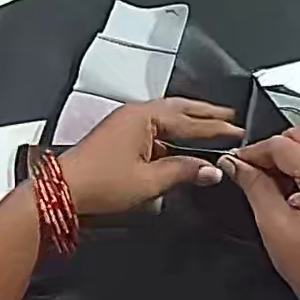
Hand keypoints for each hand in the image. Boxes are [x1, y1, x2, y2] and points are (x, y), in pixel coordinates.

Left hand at [57, 98, 240, 215]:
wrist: (63, 190)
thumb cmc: (98, 182)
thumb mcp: (148, 181)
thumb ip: (183, 172)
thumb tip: (209, 170)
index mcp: (143, 117)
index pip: (189, 120)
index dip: (215, 127)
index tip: (236, 130)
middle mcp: (134, 114)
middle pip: (178, 109)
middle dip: (205, 113)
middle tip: (229, 116)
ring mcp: (125, 123)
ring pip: (165, 117)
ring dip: (188, 121)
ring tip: (211, 125)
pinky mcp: (119, 135)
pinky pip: (153, 128)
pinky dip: (172, 132)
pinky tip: (181, 143)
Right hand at [220, 127, 299, 299]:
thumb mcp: (274, 225)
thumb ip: (253, 186)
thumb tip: (234, 164)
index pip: (284, 144)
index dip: (252, 152)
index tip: (233, 164)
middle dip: (269, 152)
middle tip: (247, 173)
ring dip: (284, 162)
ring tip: (266, 188)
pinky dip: (298, 173)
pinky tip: (284, 195)